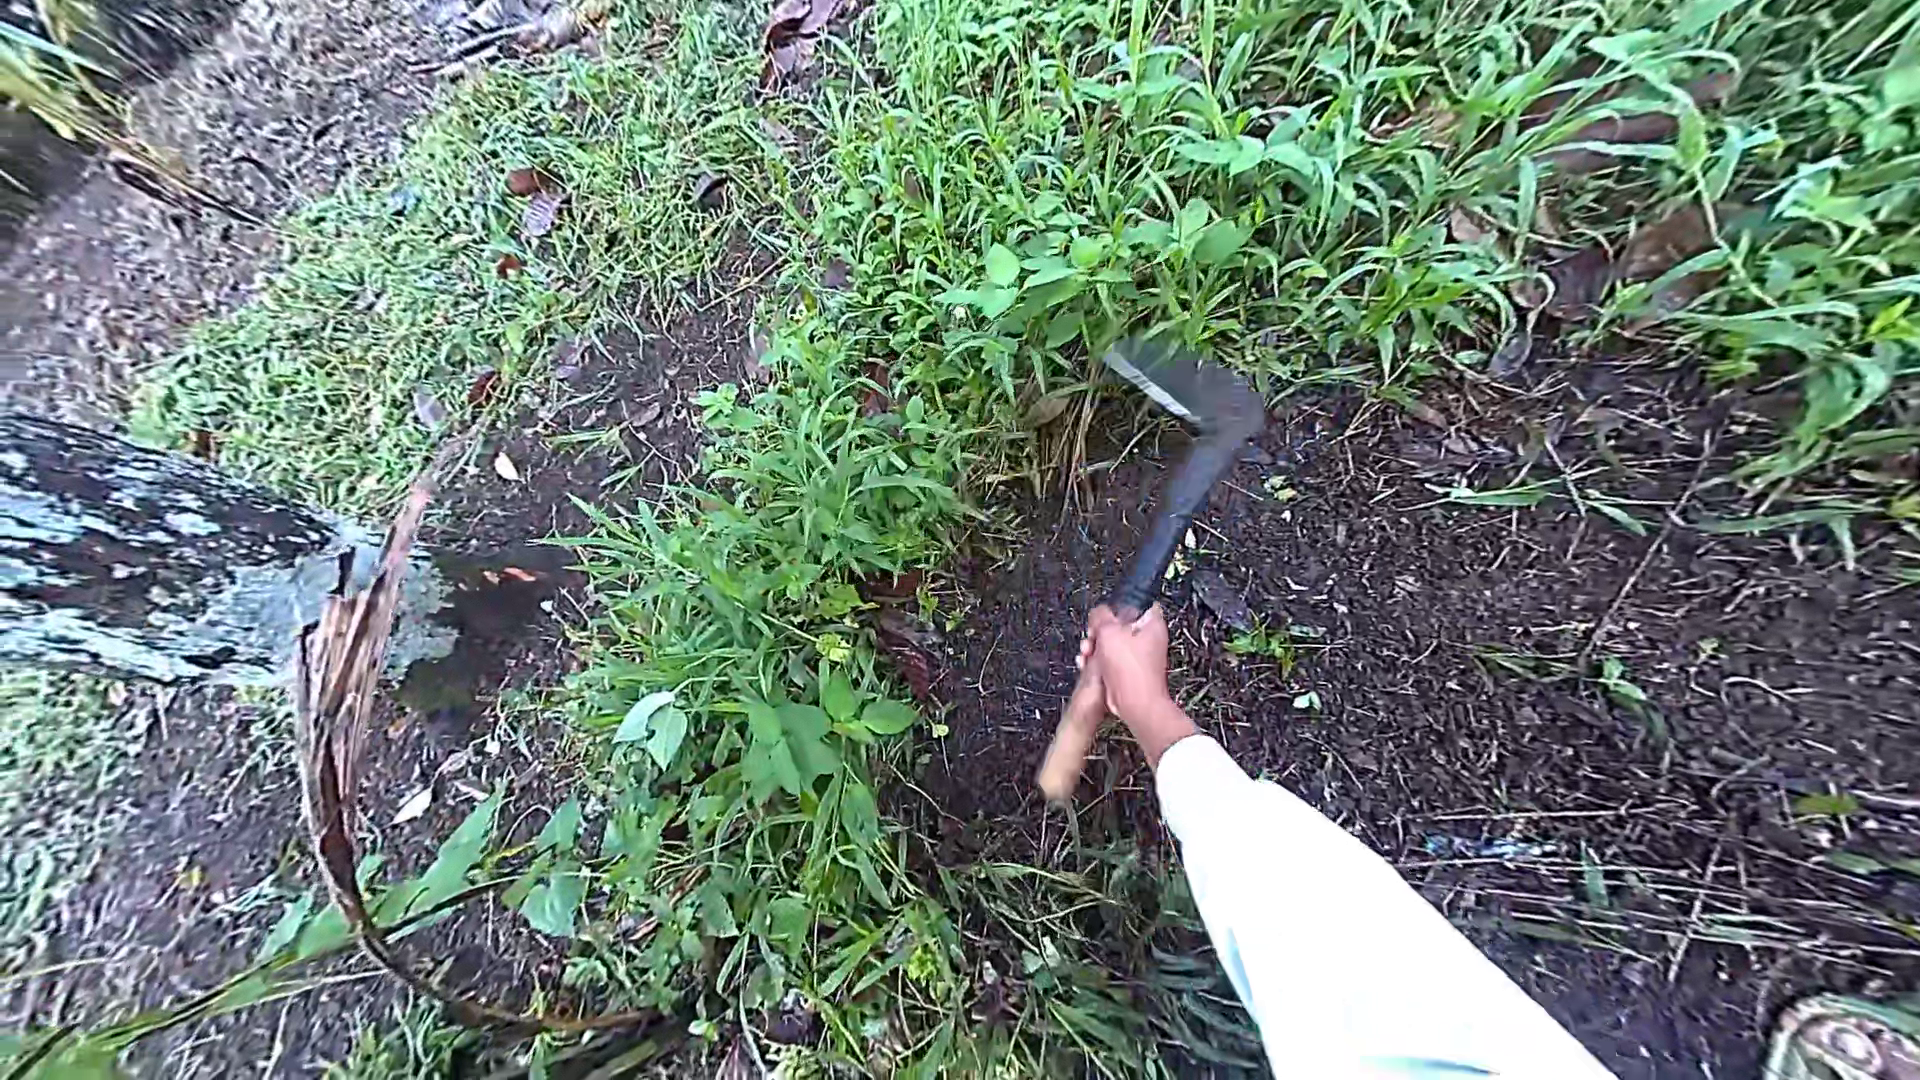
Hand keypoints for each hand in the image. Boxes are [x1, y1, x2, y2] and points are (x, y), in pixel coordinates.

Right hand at [1075, 604, 1195, 766]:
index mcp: (1152, 624)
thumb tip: (1098, 614)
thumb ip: (1101, 616)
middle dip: (1100, 630)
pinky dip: (1098, 660)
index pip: (1138, 604)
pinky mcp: (1129, 671)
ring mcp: (1139, 656)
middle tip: (1093, 635)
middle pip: (1119, 625)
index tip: (1107, 613)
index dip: (1118, 606)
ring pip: (1112, 643)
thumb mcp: (1108, 632)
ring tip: (1088, 652)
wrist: (1134, 704)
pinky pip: (1110, 659)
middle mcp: (1148, 639)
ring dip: (1095, 646)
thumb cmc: (1131, 672)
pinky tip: (1088, 663)